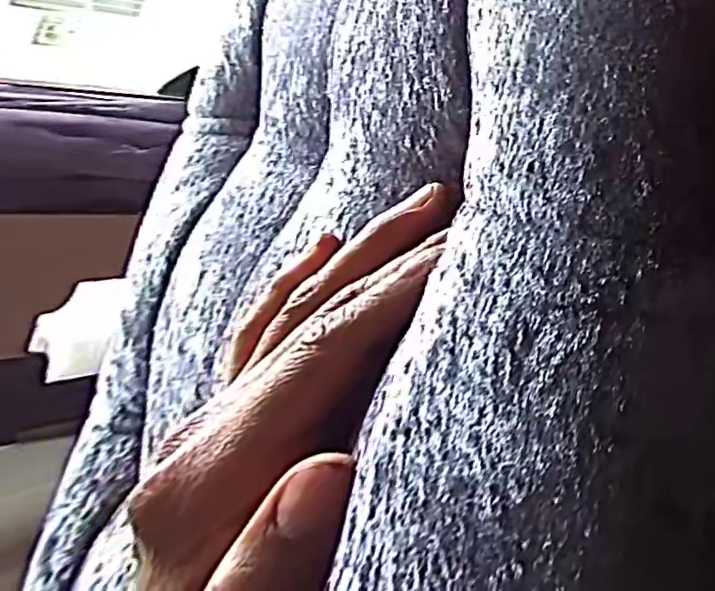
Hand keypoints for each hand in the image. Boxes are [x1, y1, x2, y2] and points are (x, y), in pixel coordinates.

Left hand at [128, 183, 454, 590]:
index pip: (326, 342)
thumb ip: (276, 556)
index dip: (401, 283)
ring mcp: (215, 421)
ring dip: (366, 246)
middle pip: (317, 308)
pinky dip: (297, 281)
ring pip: (299, 305)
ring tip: (425, 201)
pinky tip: (322, 245)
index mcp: (212, 468)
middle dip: (396, 248)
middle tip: (463, 204)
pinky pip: (266, 331)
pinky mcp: (233, 422)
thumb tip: (321, 474)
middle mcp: (207, 430)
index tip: (464, 244)